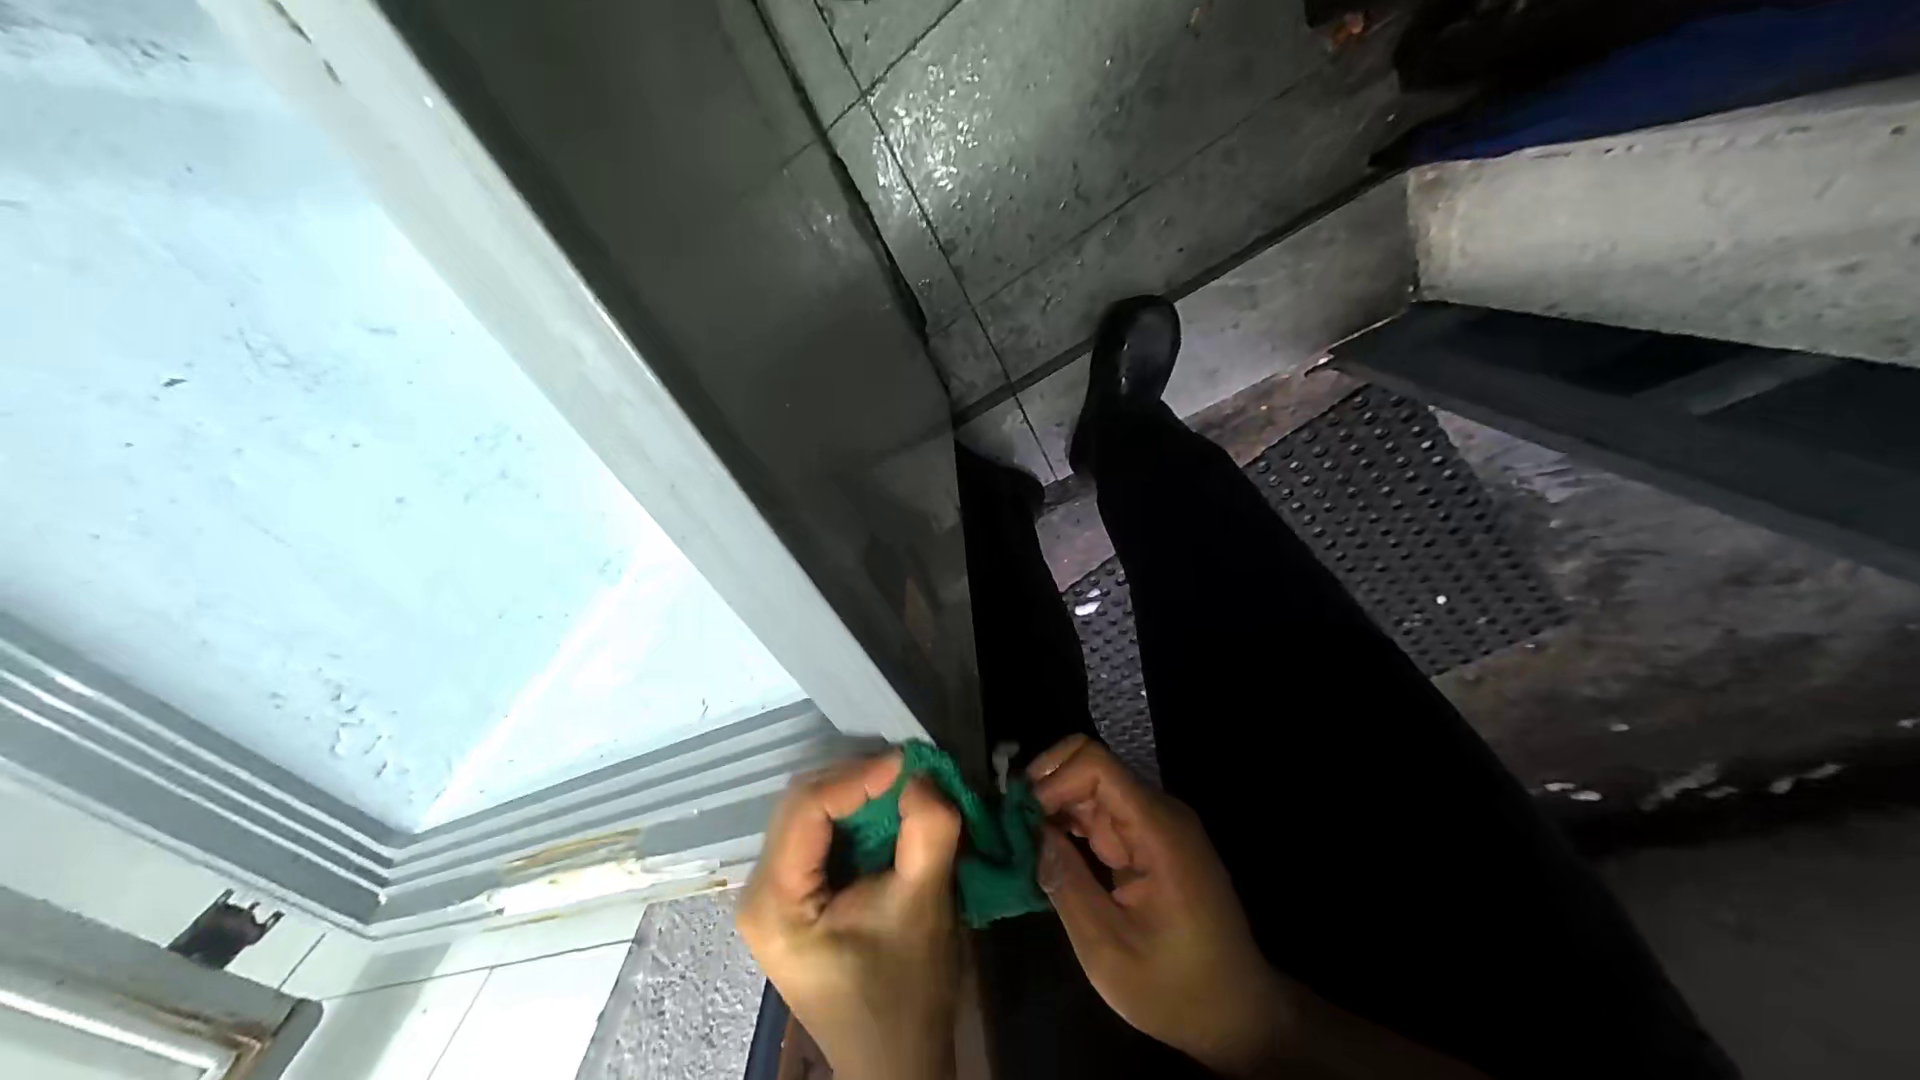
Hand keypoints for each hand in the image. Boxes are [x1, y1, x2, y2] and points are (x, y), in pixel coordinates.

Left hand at [737, 753, 962, 1079]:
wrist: (898, 1061)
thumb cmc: (906, 993)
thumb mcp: (925, 907)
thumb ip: (928, 832)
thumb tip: (922, 775)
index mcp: (774, 900)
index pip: (806, 807)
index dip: (858, 776)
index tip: (909, 764)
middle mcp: (759, 890)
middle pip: (802, 804)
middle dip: (859, 781)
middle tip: (911, 774)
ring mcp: (773, 893)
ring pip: (811, 812)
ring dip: (860, 794)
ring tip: (904, 788)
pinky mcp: (793, 895)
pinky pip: (820, 832)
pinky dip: (857, 814)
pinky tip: (888, 813)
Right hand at [1029, 735, 1294, 1075]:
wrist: (1237, 1012)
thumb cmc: (1175, 988)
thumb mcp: (1109, 949)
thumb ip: (1065, 883)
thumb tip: (1025, 832)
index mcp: (1156, 829)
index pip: (1095, 764)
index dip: (1051, 780)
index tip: (1019, 818)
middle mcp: (1156, 811)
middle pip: (1089, 766)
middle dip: (1045, 788)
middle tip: (1010, 827)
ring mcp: (1152, 823)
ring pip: (1089, 786)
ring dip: (1051, 806)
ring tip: (1018, 840)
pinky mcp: (1146, 839)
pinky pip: (1099, 812)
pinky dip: (1067, 823)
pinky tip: (1043, 848)